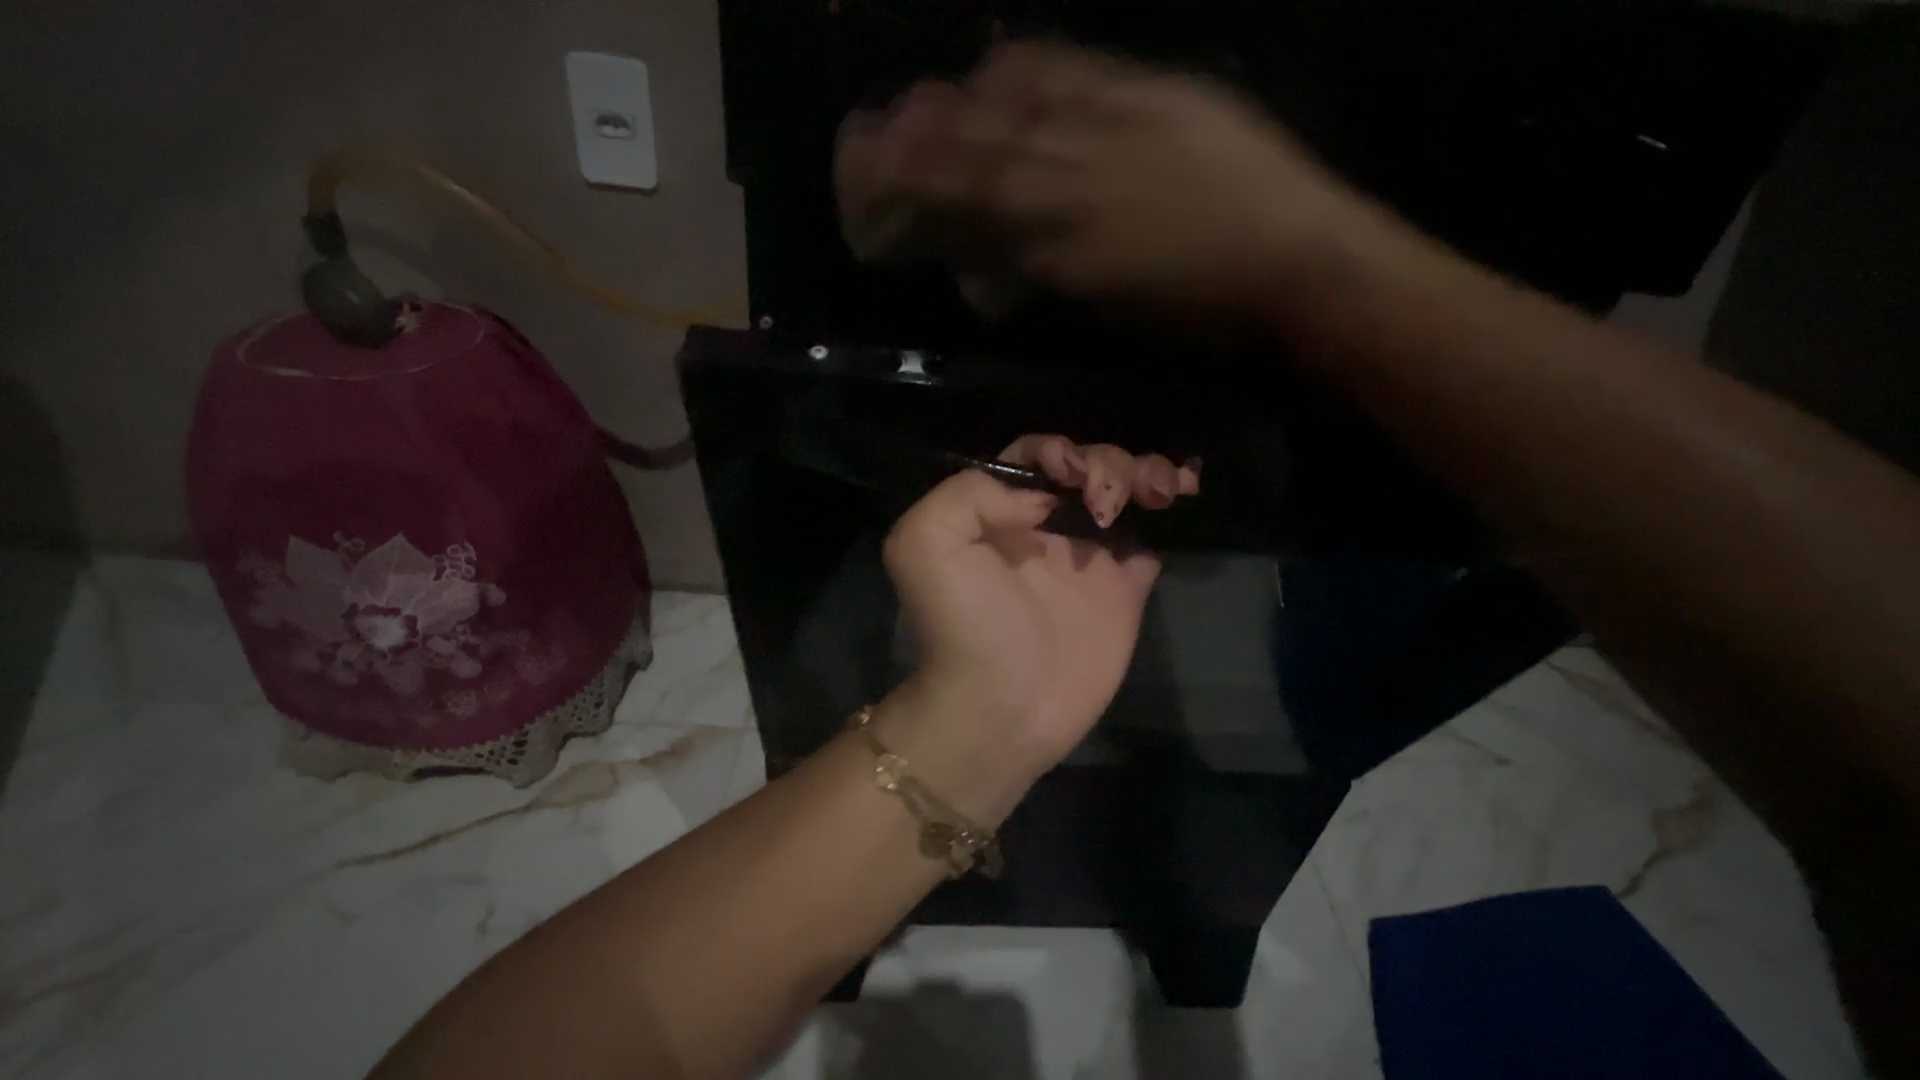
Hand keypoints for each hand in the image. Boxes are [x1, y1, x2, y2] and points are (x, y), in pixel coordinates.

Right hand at [836, 42, 1361, 315]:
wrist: (1299, 261)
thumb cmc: (1199, 309)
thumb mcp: (1103, 302)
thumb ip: (1035, 273)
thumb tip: (982, 272)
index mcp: (1060, 233)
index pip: (962, 198)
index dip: (904, 188)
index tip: (863, 186)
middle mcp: (1073, 169)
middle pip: (972, 145)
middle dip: (910, 140)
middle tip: (867, 137)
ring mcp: (1112, 120)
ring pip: (1010, 101)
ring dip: (956, 100)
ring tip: (922, 103)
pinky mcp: (1154, 91)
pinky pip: (1073, 66)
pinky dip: (1025, 67)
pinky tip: (999, 62)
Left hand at [876, 437, 1198, 820]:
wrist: (1001, 708)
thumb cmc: (963, 626)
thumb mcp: (923, 545)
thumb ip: (967, 496)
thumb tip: (1039, 497)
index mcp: (999, 514)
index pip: (1035, 457)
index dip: (1058, 450)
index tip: (1070, 472)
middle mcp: (1045, 529)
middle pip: (1089, 468)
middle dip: (1109, 463)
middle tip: (1106, 500)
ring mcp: (1087, 561)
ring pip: (1125, 495)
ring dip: (1146, 476)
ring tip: (1158, 491)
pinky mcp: (1123, 595)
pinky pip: (1152, 543)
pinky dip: (1169, 519)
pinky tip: (1178, 505)